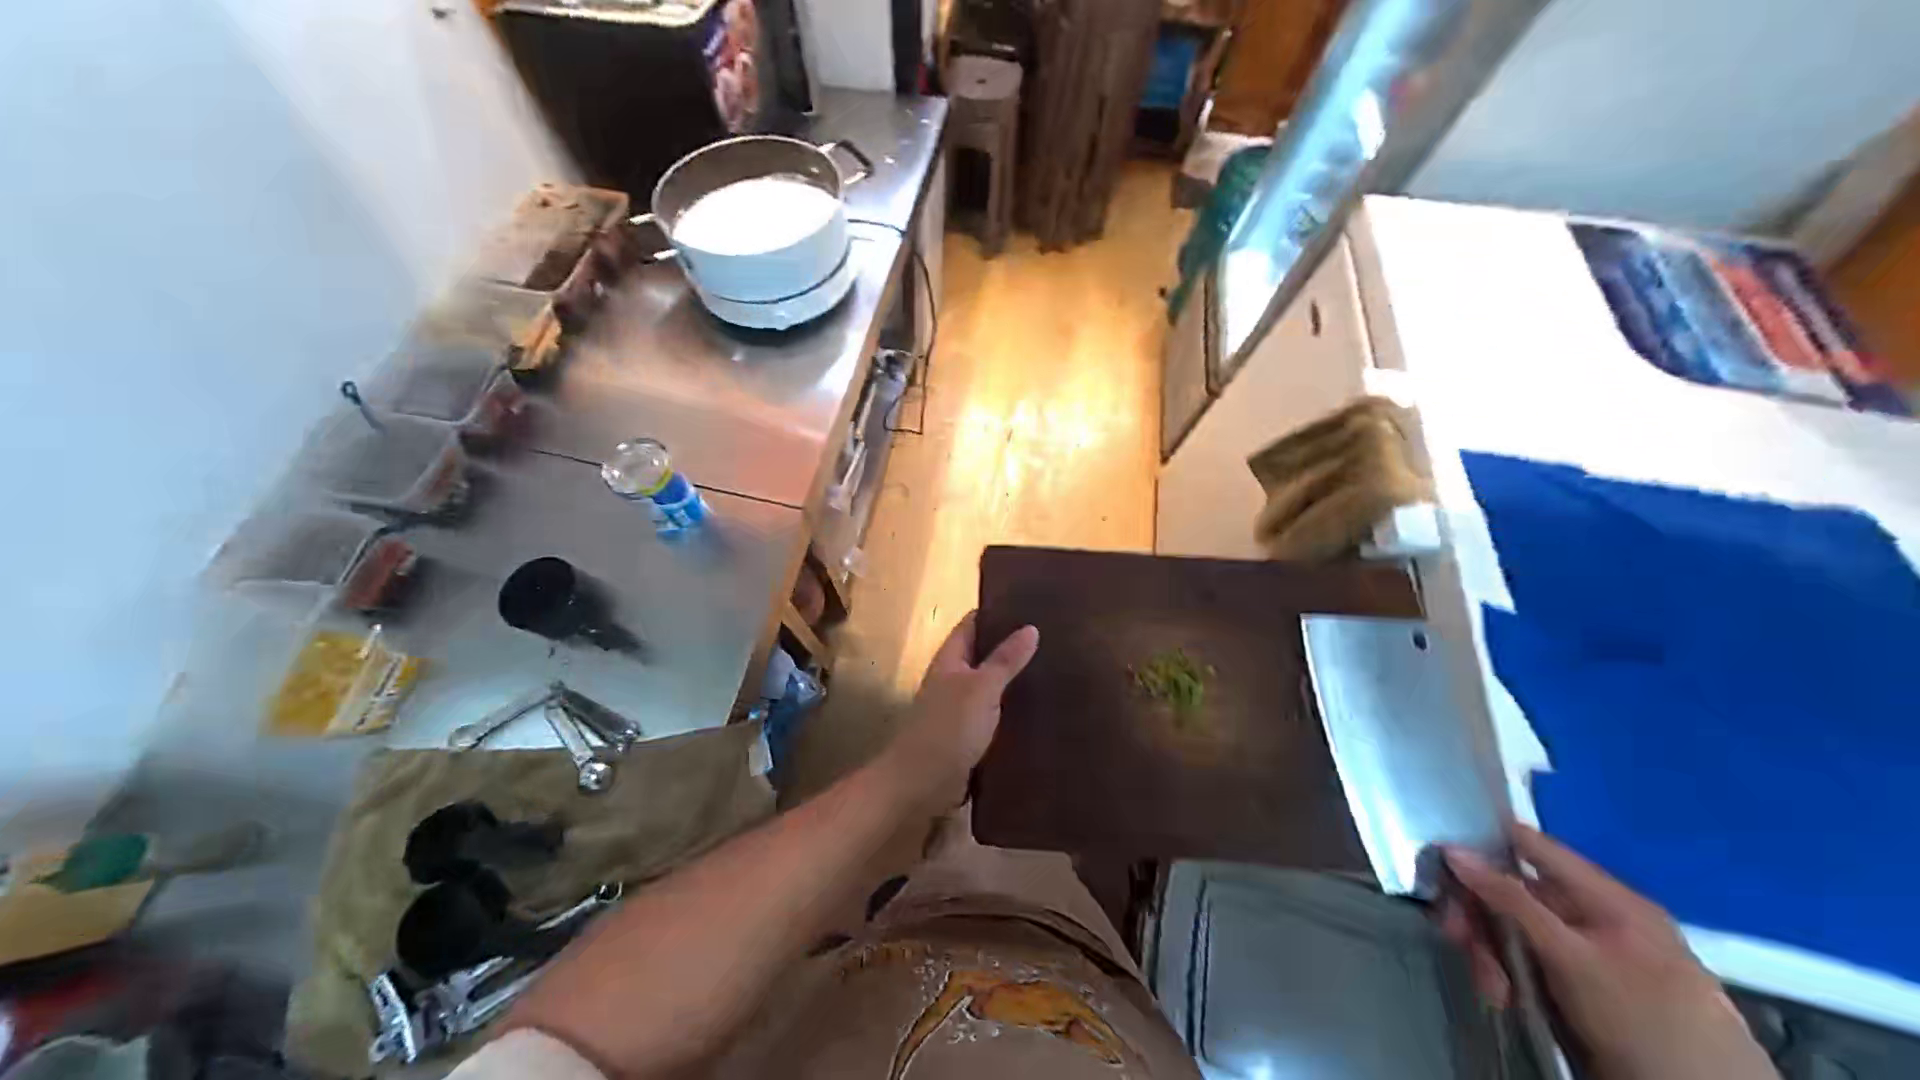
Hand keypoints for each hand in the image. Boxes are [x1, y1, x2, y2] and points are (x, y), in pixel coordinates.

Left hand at [874, 612, 1038, 814]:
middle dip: (1009, 645)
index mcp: (949, 660)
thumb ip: (1005, 660)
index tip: (1027, 603)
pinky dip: (1010, 709)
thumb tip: (1031, 627)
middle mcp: (951, 679)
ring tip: (1051, 668)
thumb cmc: (948, 728)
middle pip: (981, 654)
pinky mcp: (966, 736)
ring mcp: (958, 709)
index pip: (971, 624)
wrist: (921, 782)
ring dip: (1011, 678)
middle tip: (1050, 636)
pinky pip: (992, 714)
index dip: (994, 611)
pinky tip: (1035, 710)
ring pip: (988, 685)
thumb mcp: (982, 689)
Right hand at [1441, 826, 1776, 1079]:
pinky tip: (1502, 995)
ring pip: (1515, 930)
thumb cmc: (1641, 1020)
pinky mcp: (1578, 988)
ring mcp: (1588, 956)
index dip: (1485, 840)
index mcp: (1609, 899)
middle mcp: (1597, 919)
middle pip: (1516, 893)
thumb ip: (1509, 899)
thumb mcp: (1570, 957)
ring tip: (1489, 985)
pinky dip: (1507, 974)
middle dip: (1479, 913)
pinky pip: (1527, 962)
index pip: (1534, 846)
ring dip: (1489, 952)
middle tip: (1454, 933)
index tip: (1439, 850)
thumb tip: (1451, 849)